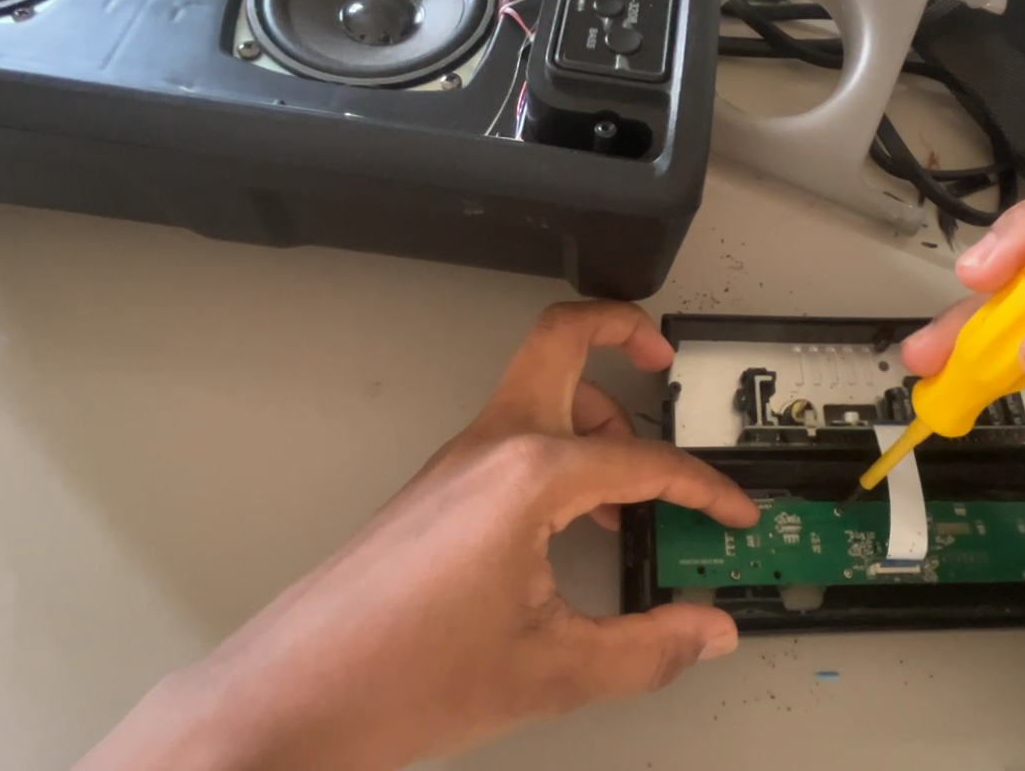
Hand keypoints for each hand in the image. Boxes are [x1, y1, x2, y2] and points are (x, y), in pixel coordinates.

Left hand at [77, 302, 757, 770]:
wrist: (289, 696)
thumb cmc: (415, 679)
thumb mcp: (551, 670)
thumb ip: (648, 649)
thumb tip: (714, 632)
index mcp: (531, 474)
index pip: (644, 462)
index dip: (704, 488)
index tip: (735, 516)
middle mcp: (497, 440)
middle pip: (562, 336)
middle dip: (622, 328)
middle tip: (665, 359)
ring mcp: (464, 454)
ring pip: (543, 384)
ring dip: (598, 407)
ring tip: (632, 484)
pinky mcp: (445, 479)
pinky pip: (520, 429)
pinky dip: (566, 445)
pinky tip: (579, 516)